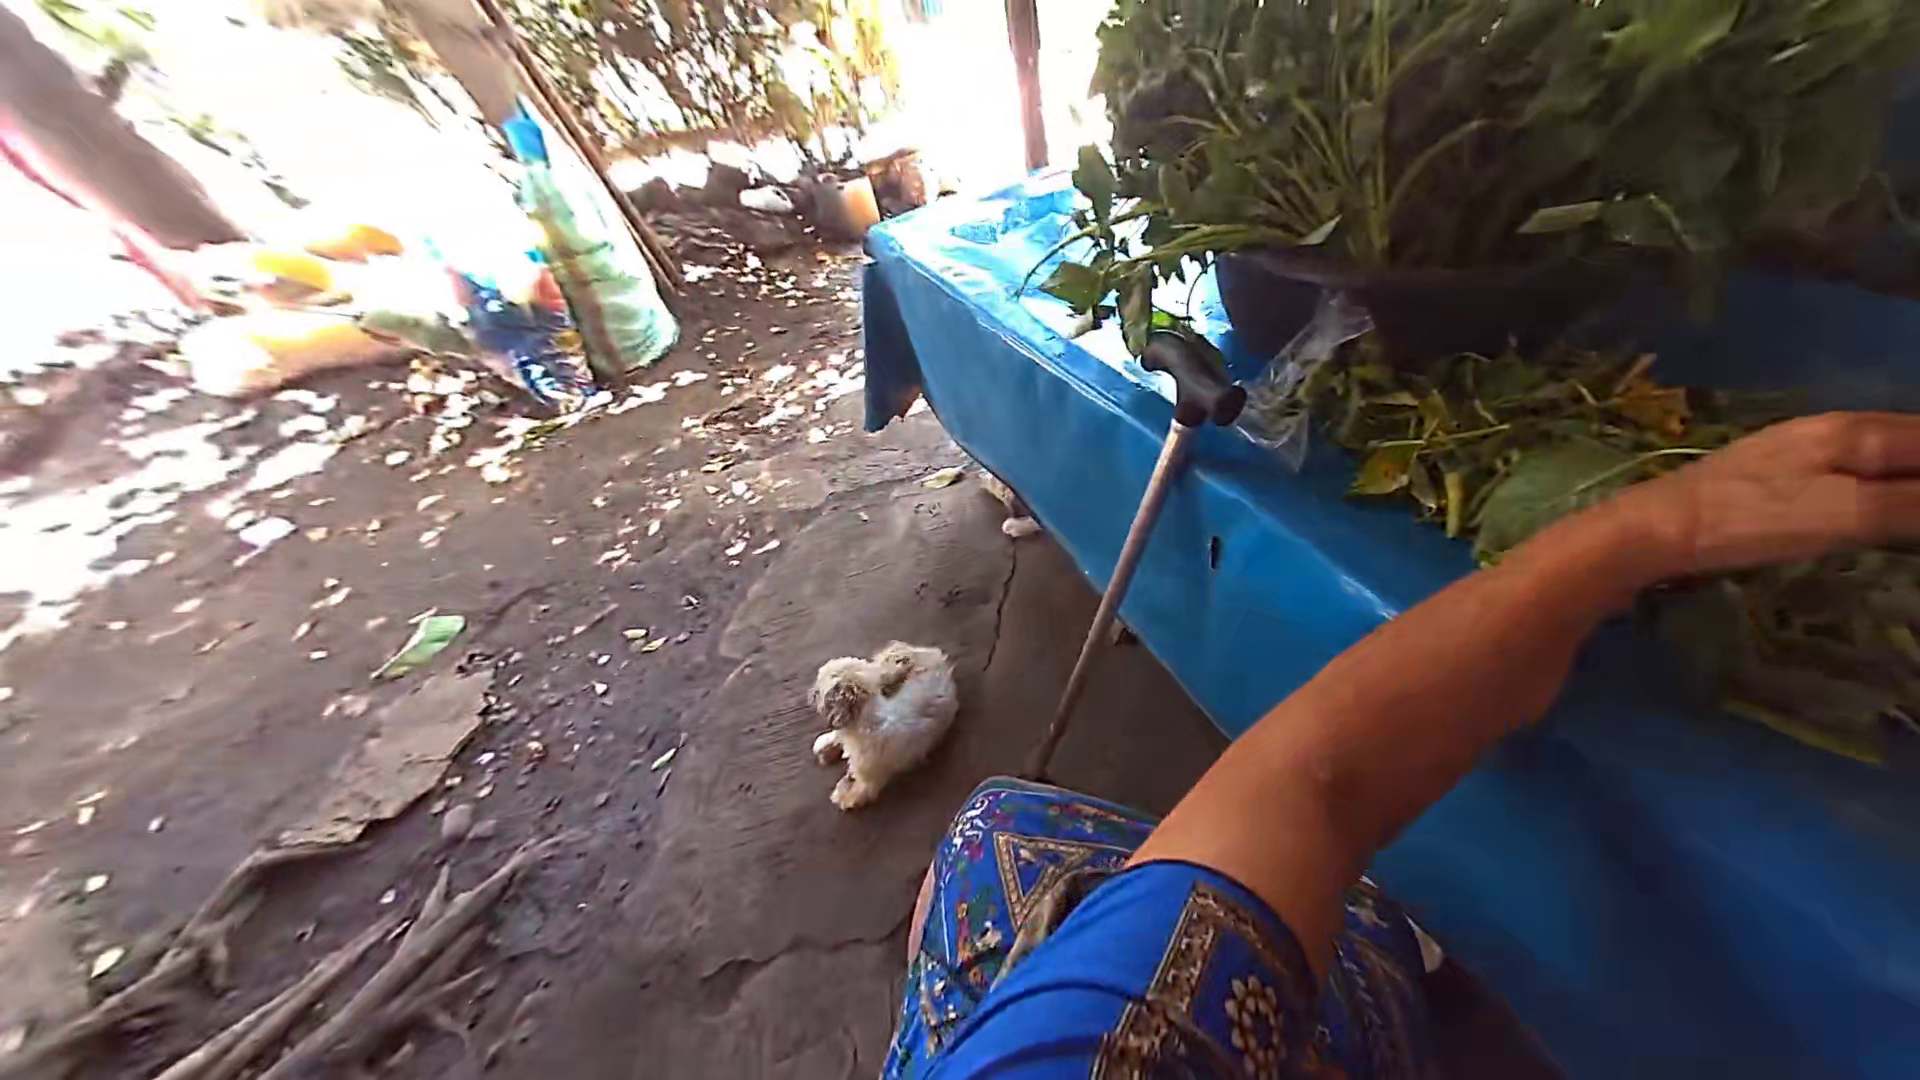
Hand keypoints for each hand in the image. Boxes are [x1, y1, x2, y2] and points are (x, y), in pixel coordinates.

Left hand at [1606, 412, 1919, 580]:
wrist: (1639, 534)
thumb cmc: (1740, 519)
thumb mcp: (1852, 510)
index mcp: (1852, 428)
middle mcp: (1823, 434)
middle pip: (1916, 449)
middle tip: (1912, 522)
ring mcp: (1788, 460)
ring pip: (1884, 469)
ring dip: (1909, 494)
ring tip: (1904, 525)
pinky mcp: (1763, 489)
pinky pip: (1846, 487)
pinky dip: (1879, 503)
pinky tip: (1882, 524)